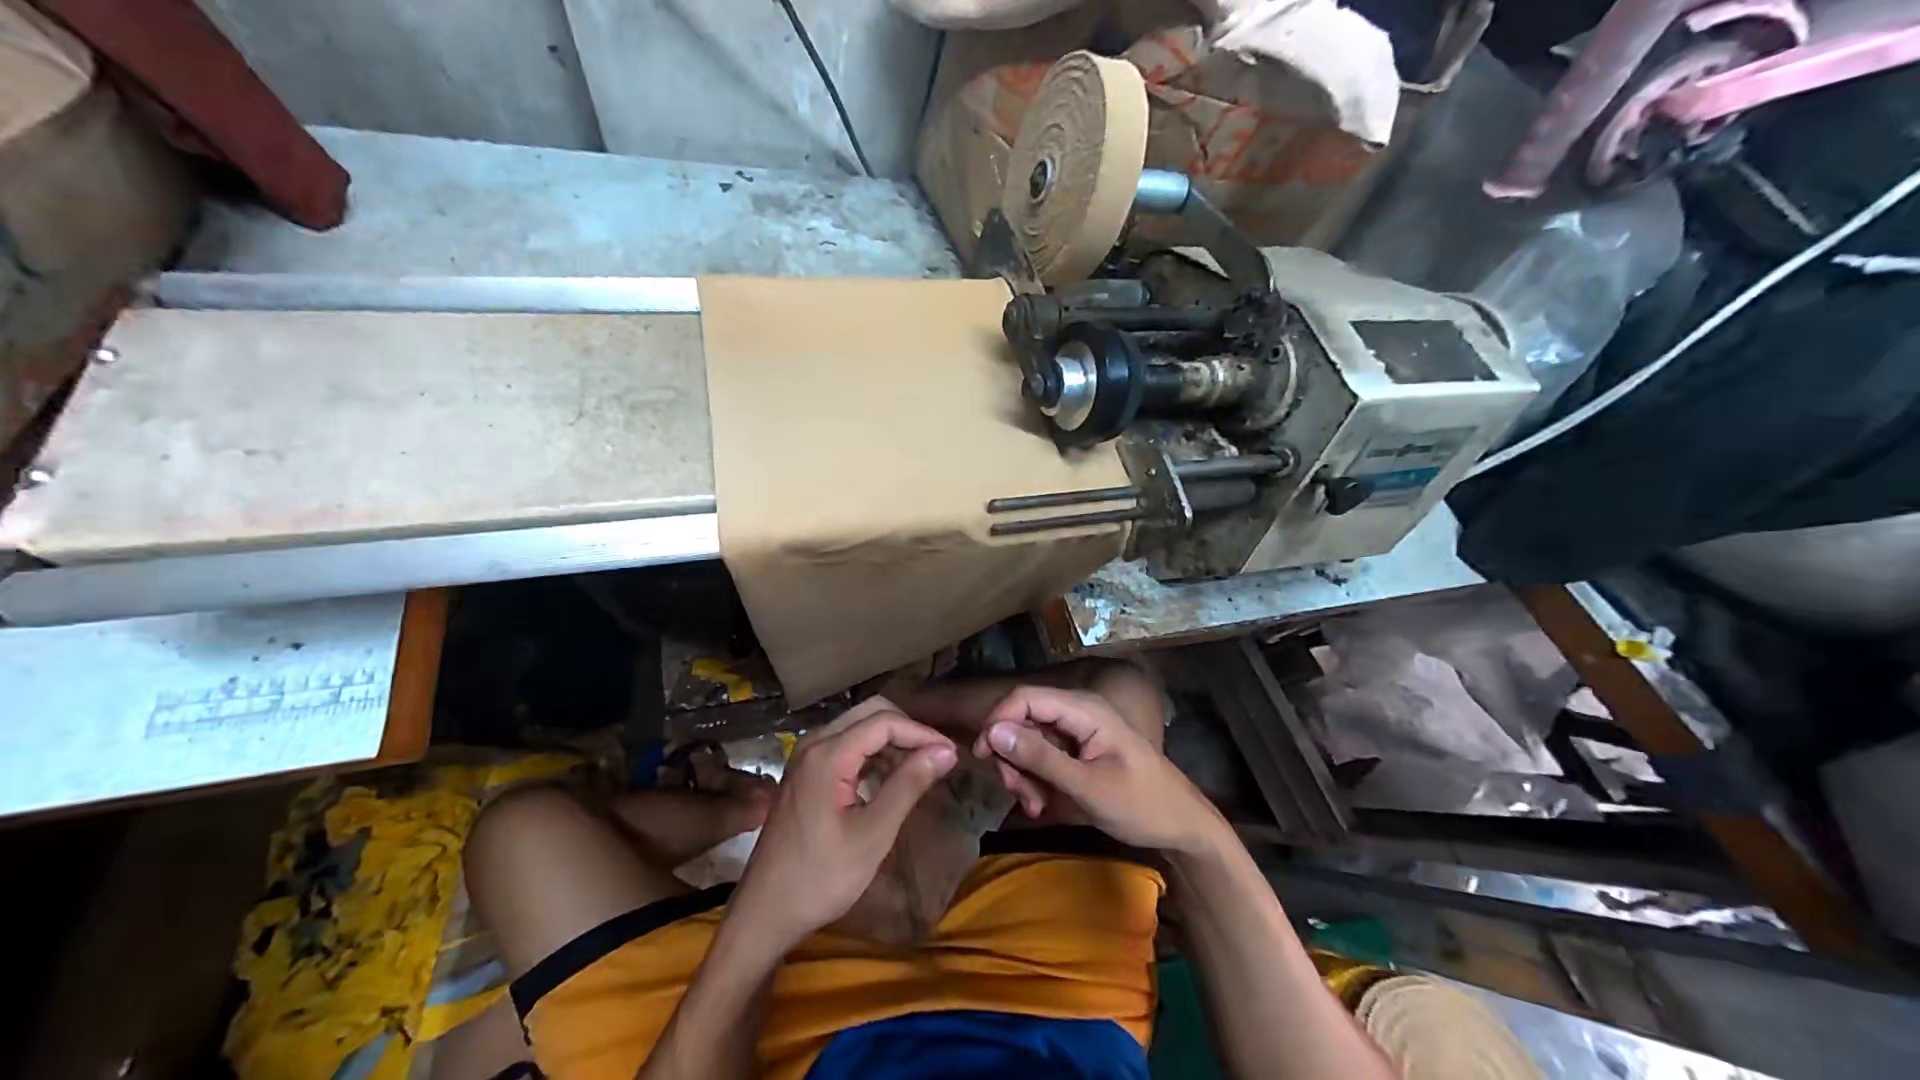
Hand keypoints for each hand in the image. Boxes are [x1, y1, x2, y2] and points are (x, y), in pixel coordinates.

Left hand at [730, 697, 956, 947]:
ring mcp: (806, 757)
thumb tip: (946, 752)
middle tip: (938, 758)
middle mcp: (813, 744)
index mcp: (827, 755)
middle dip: (908, 730)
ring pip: (858, 727)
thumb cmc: (821, 878)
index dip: (922, 733)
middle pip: (870, 713)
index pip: (884, 721)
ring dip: (891, 741)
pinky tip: (891, 779)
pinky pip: (846, 745)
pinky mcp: (805, 772)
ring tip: (921, 770)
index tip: (951, 755)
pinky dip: (873, 754)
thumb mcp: (873, 834)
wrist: (765, 912)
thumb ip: (909, 785)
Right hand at [973, 685, 1223, 853]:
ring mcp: (1076, 731)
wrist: (1182, 826)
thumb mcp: (1088, 787)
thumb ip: (1040, 758)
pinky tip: (1042, 804)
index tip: (982, 756)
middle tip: (1018, 794)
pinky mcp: (1076, 749)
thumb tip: (992, 731)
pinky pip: (1041, 756)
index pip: (1025, 697)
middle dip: (1011, 757)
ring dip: (1022, 774)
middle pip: (1022, 719)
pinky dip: (1034, 779)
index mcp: (1085, 709)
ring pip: (1027, 740)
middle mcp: (1077, 712)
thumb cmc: (1142, 805)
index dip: (997, 720)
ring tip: (1036, 806)